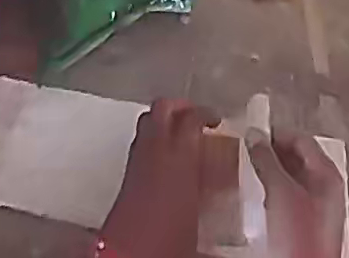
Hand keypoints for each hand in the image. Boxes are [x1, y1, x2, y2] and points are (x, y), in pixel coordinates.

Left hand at [99, 99, 220, 257]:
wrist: (124, 256)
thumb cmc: (167, 240)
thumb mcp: (198, 225)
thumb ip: (211, 215)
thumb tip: (224, 239)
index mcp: (179, 156)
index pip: (192, 118)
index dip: (206, 113)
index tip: (217, 121)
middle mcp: (156, 149)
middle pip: (163, 107)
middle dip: (180, 106)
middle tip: (194, 116)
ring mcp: (137, 158)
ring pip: (148, 120)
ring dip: (163, 120)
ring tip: (179, 134)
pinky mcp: (125, 173)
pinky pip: (139, 141)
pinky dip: (152, 139)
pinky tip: (163, 159)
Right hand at [249, 131, 345, 257]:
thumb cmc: (300, 234)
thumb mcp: (280, 189)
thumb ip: (267, 158)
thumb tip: (254, 135)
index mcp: (328, 173)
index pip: (302, 139)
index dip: (279, 134)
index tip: (256, 133)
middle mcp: (327, 186)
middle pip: (299, 156)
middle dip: (275, 151)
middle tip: (252, 149)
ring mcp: (319, 206)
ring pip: (294, 176)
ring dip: (274, 170)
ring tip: (254, 168)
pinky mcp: (308, 224)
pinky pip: (290, 195)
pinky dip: (276, 188)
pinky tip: (263, 194)